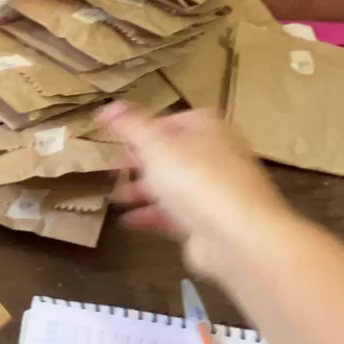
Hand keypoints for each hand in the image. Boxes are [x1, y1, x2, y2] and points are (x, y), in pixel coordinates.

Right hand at [98, 102, 293, 275]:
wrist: (235, 237)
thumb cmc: (199, 181)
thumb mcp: (156, 145)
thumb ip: (130, 125)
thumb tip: (108, 107)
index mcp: (208, 129)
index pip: (175, 119)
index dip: (146, 127)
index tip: (120, 136)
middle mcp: (215, 157)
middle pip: (173, 155)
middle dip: (142, 162)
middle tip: (115, 167)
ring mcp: (213, 192)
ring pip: (173, 186)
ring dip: (143, 190)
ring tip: (117, 196)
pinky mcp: (207, 223)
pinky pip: (174, 215)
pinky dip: (151, 215)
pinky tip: (129, 220)